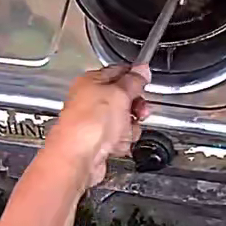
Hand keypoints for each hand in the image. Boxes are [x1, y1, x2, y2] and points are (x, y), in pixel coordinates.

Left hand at [43, 64, 149, 187]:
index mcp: (91, 81)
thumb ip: (134, 81)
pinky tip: (115, 144)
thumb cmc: (90, 122)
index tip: (146, 82)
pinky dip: (122, 142)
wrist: (78, 157)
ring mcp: (94, 123)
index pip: (118, 72)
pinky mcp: (98, 142)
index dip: (135, 77)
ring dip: (130, 127)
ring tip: (122, 131)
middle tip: (138, 110)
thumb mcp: (120, 93)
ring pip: (125, 121)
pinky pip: (120, 138)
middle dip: (135, 107)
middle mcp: (90, 101)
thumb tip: (142, 69)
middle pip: (123, 99)